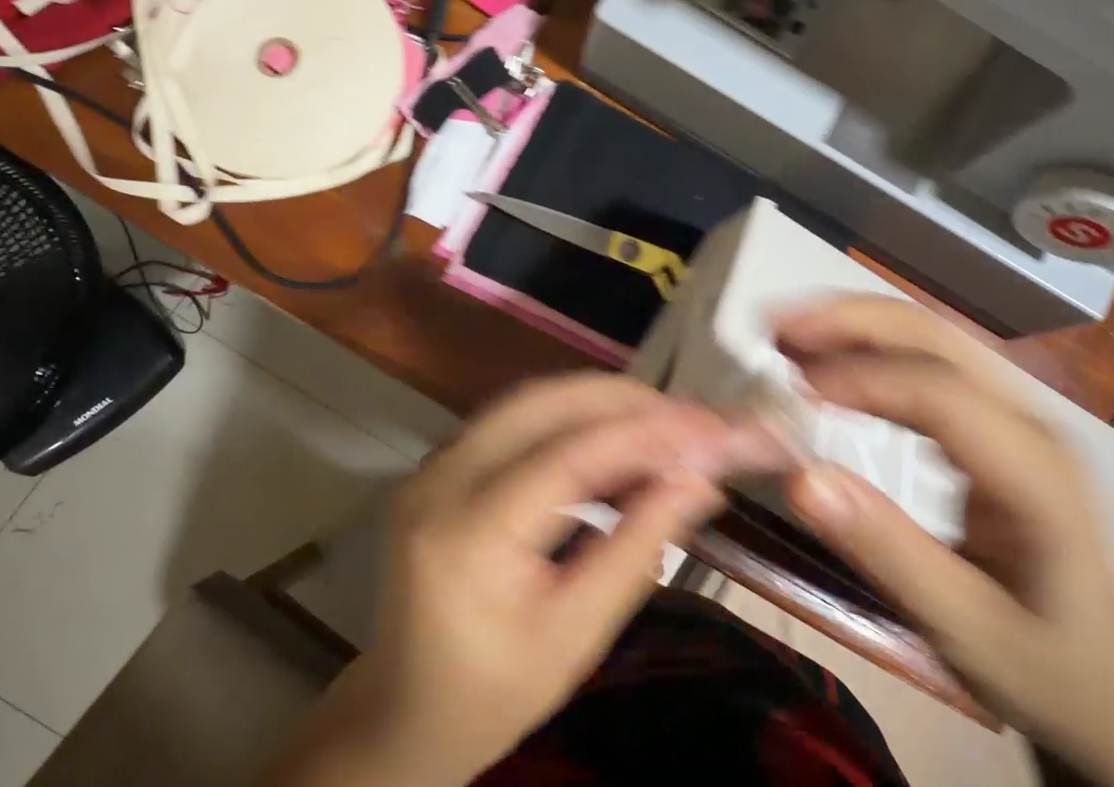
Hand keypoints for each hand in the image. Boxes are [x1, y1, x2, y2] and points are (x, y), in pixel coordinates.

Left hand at [279, 374, 779, 786]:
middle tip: (690, 417)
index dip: (645, 433)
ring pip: (525, 405)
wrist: (404, 713)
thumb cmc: (493, 692)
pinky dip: (568, 422)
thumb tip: (699, 481)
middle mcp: (439, 482)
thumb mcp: (576, 633)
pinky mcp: (438, 471)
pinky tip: (610, 442)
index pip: (568, 456)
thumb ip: (638, 549)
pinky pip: (510, 424)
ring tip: (662, 425)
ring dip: (596, 405)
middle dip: (622, 400)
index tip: (709, 428)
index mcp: (468, 534)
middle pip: (540, 404)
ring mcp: (431, 470)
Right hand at [774, 295, 1113, 786]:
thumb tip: (800, 477)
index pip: (940, 392)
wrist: (1109, 697)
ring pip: (936, 343)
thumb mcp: (965, 628)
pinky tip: (832, 369)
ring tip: (789, 335)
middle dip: (853, 321)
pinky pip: (932, 374)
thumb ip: (887, 551)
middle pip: (941, 340)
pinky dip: (875, 358)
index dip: (860, 378)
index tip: (789, 387)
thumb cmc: (1044, 669)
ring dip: (859, 329)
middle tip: (777, 326)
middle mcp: (1032, 426)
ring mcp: (1019, 424)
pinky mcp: (998, 434)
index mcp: (1037, 471)